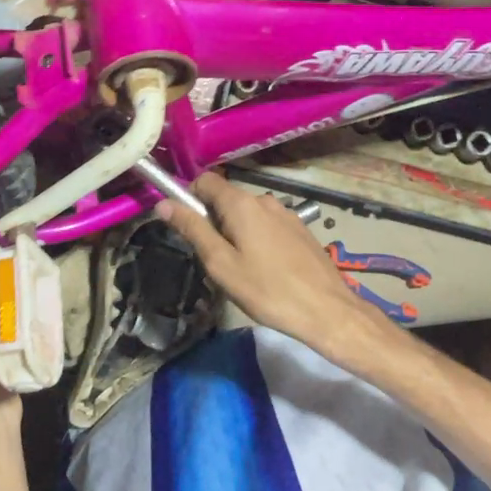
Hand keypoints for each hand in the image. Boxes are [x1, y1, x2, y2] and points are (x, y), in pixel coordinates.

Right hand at [156, 173, 368, 348]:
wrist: (326, 310)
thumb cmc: (267, 290)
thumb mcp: (220, 263)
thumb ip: (193, 230)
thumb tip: (164, 203)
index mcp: (241, 204)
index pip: (205, 180)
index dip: (189, 197)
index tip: (186, 227)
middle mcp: (264, 200)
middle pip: (226, 199)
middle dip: (213, 221)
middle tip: (214, 259)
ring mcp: (286, 214)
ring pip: (247, 214)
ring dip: (235, 233)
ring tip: (240, 270)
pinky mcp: (300, 230)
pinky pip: (267, 225)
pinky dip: (256, 239)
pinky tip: (265, 270)